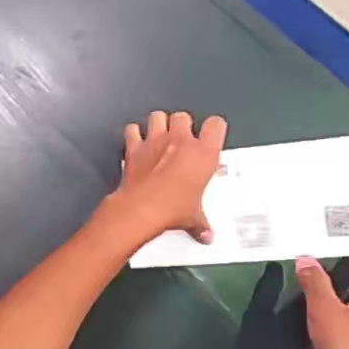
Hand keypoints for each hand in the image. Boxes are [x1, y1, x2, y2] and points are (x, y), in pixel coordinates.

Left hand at [108, 110, 227, 243]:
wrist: (142, 209)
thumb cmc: (171, 208)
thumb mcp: (193, 216)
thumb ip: (201, 222)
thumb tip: (205, 232)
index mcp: (203, 153)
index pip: (216, 125)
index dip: (213, 128)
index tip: (211, 135)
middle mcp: (180, 141)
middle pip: (183, 116)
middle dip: (182, 125)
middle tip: (181, 139)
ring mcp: (156, 141)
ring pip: (158, 116)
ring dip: (158, 123)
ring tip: (159, 135)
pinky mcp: (134, 147)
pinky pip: (132, 130)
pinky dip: (133, 134)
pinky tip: (136, 141)